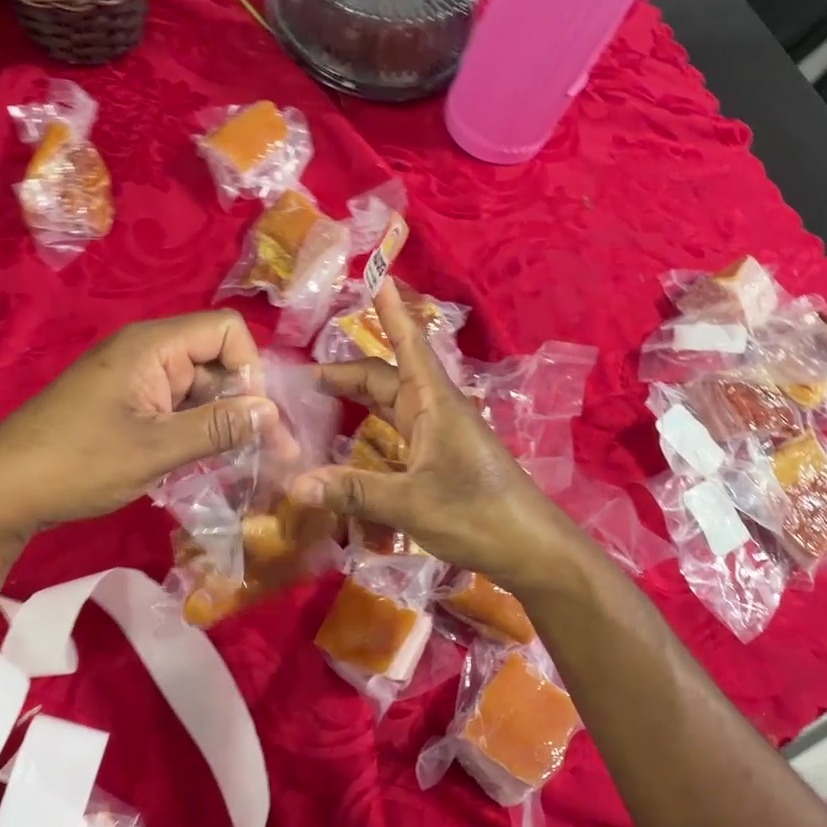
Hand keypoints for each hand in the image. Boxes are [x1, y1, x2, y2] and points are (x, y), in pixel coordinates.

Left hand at [0, 310, 278, 541]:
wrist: (0, 491)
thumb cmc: (77, 463)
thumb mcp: (155, 449)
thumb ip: (217, 428)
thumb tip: (270, 413)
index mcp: (152, 345)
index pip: (227, 331)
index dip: (250, 369)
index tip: (251, 419)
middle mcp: (148, 351)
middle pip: (218, 359)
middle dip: (245, 401)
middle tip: (269, 452)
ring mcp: (136, 378)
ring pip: (200, 387)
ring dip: (224, 421)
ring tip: (246, 464)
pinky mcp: (128, 404)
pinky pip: (178, 405)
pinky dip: (197, 429)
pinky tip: (210, 462)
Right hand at [290, 283, 586, 595]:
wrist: (530, 548)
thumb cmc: (477, 513)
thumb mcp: (410, 503)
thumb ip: (353, 491)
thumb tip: (295, 484)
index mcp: (434, 402)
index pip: (407, 344)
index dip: (391, 312)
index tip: (376, 277)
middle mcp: (435, 410)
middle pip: (384, 378)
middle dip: (345, 372)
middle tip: (299, 377)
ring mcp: (438, 436)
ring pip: (389, 407)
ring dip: (356, 400)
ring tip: (315, 401)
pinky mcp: (439, 461)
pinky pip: (396, 435)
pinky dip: (369, 433)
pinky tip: (345, 445)